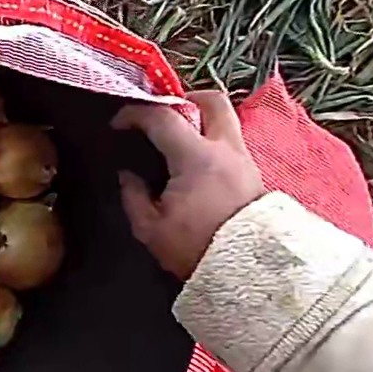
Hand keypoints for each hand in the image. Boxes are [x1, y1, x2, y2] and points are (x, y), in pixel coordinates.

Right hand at [112, 92, 267, 280]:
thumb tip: (128, 175)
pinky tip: (194, 164)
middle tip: (162, 115)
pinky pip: (231, 143)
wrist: (250, 272)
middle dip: (184, 99)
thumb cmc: (196, 249)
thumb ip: (133, 195)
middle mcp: (225, 149)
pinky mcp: (254, 175)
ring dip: (201, 121)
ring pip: (227, 120)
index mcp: (196, 158)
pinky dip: (211, 142)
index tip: (118, 124)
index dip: (135, 113)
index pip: (163, 117)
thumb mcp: (150, 229)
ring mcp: (245, 160)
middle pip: (211, 101)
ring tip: (178, 140)